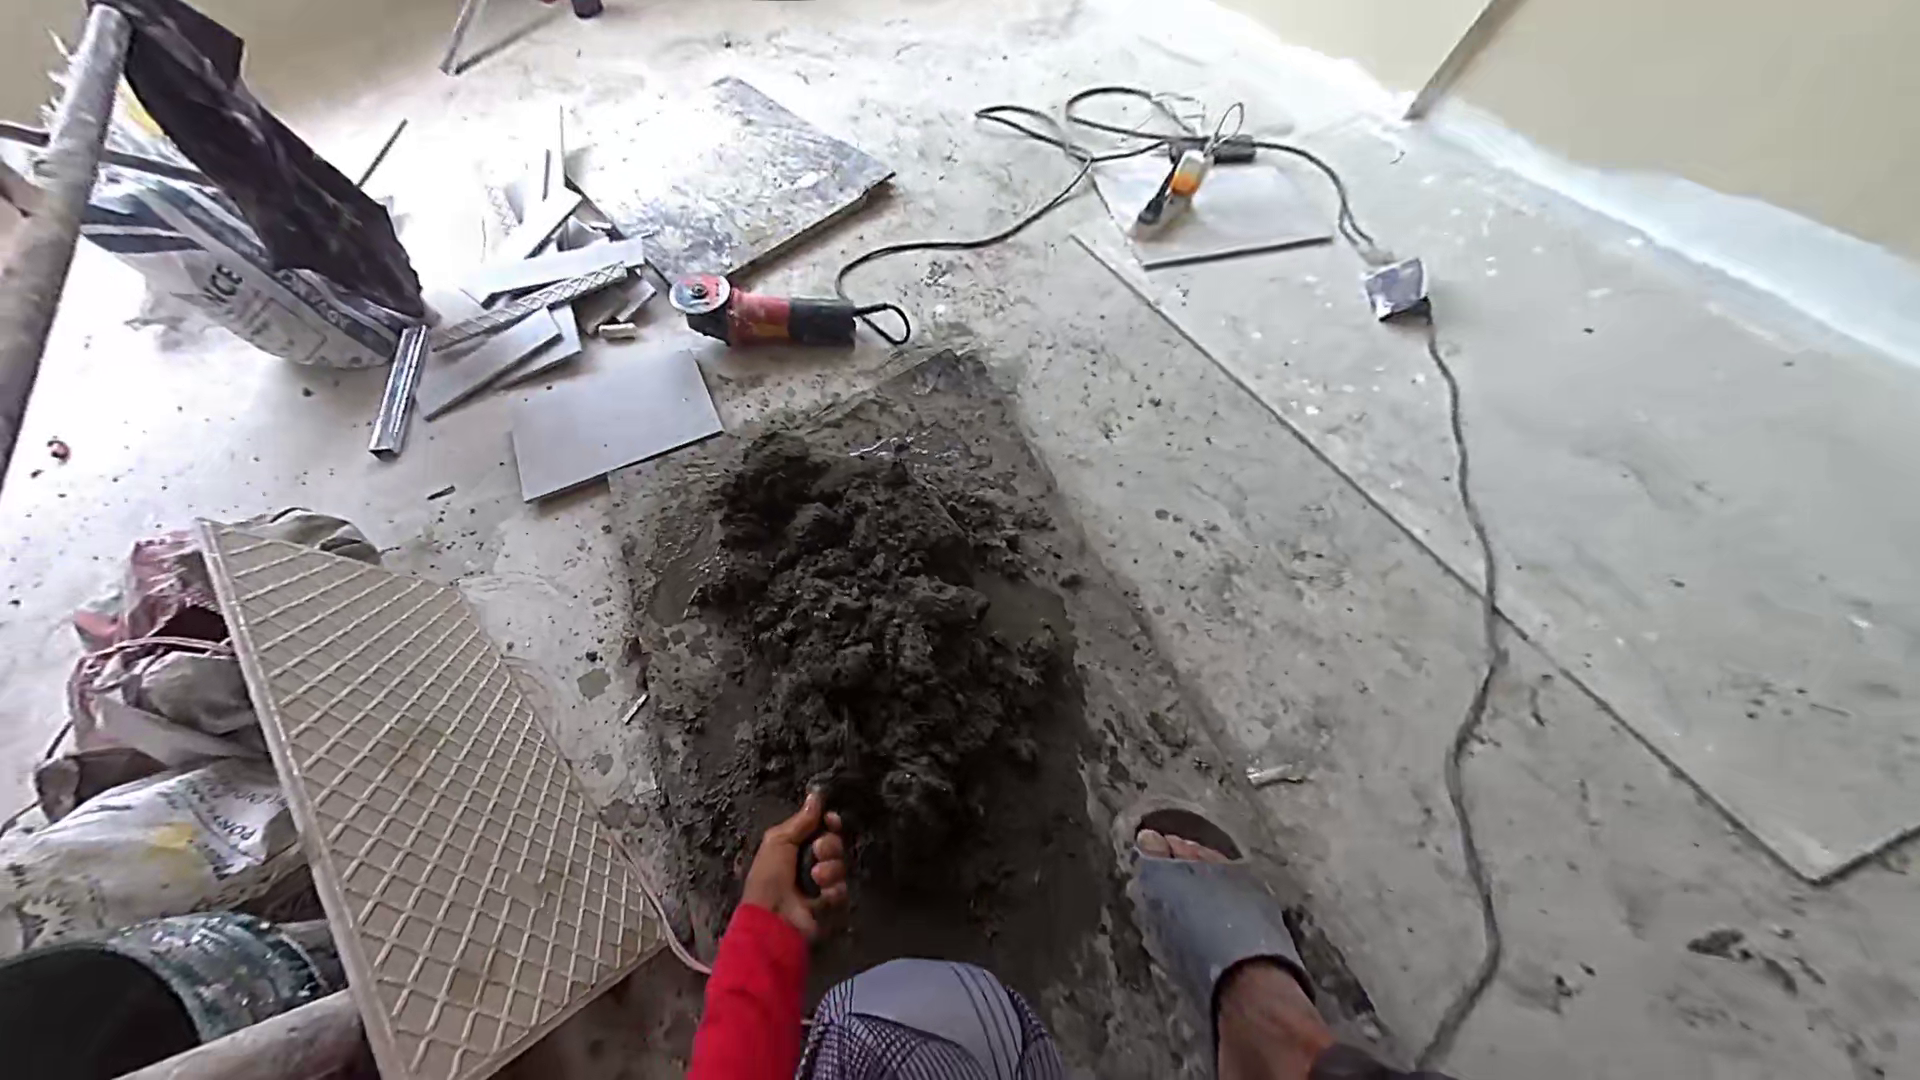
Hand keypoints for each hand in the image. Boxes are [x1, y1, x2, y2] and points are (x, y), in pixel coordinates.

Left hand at [741, 791, 847, 940]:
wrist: (772, 922)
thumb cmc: (769, 878)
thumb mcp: (778, 842)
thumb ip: (800, 820)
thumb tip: (816, 794)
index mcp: (798, 847)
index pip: (823, 827)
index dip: (830, 821)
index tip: (831, 820)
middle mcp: (812, 863)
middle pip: (836, 843)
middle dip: (829, 845)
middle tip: (818, 851)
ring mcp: (823, 886)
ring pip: (841, 865)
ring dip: (830, 869)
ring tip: (815, 877)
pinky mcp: (833, 906)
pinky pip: (843, 890)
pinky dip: (832, 891)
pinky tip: (821, 896)